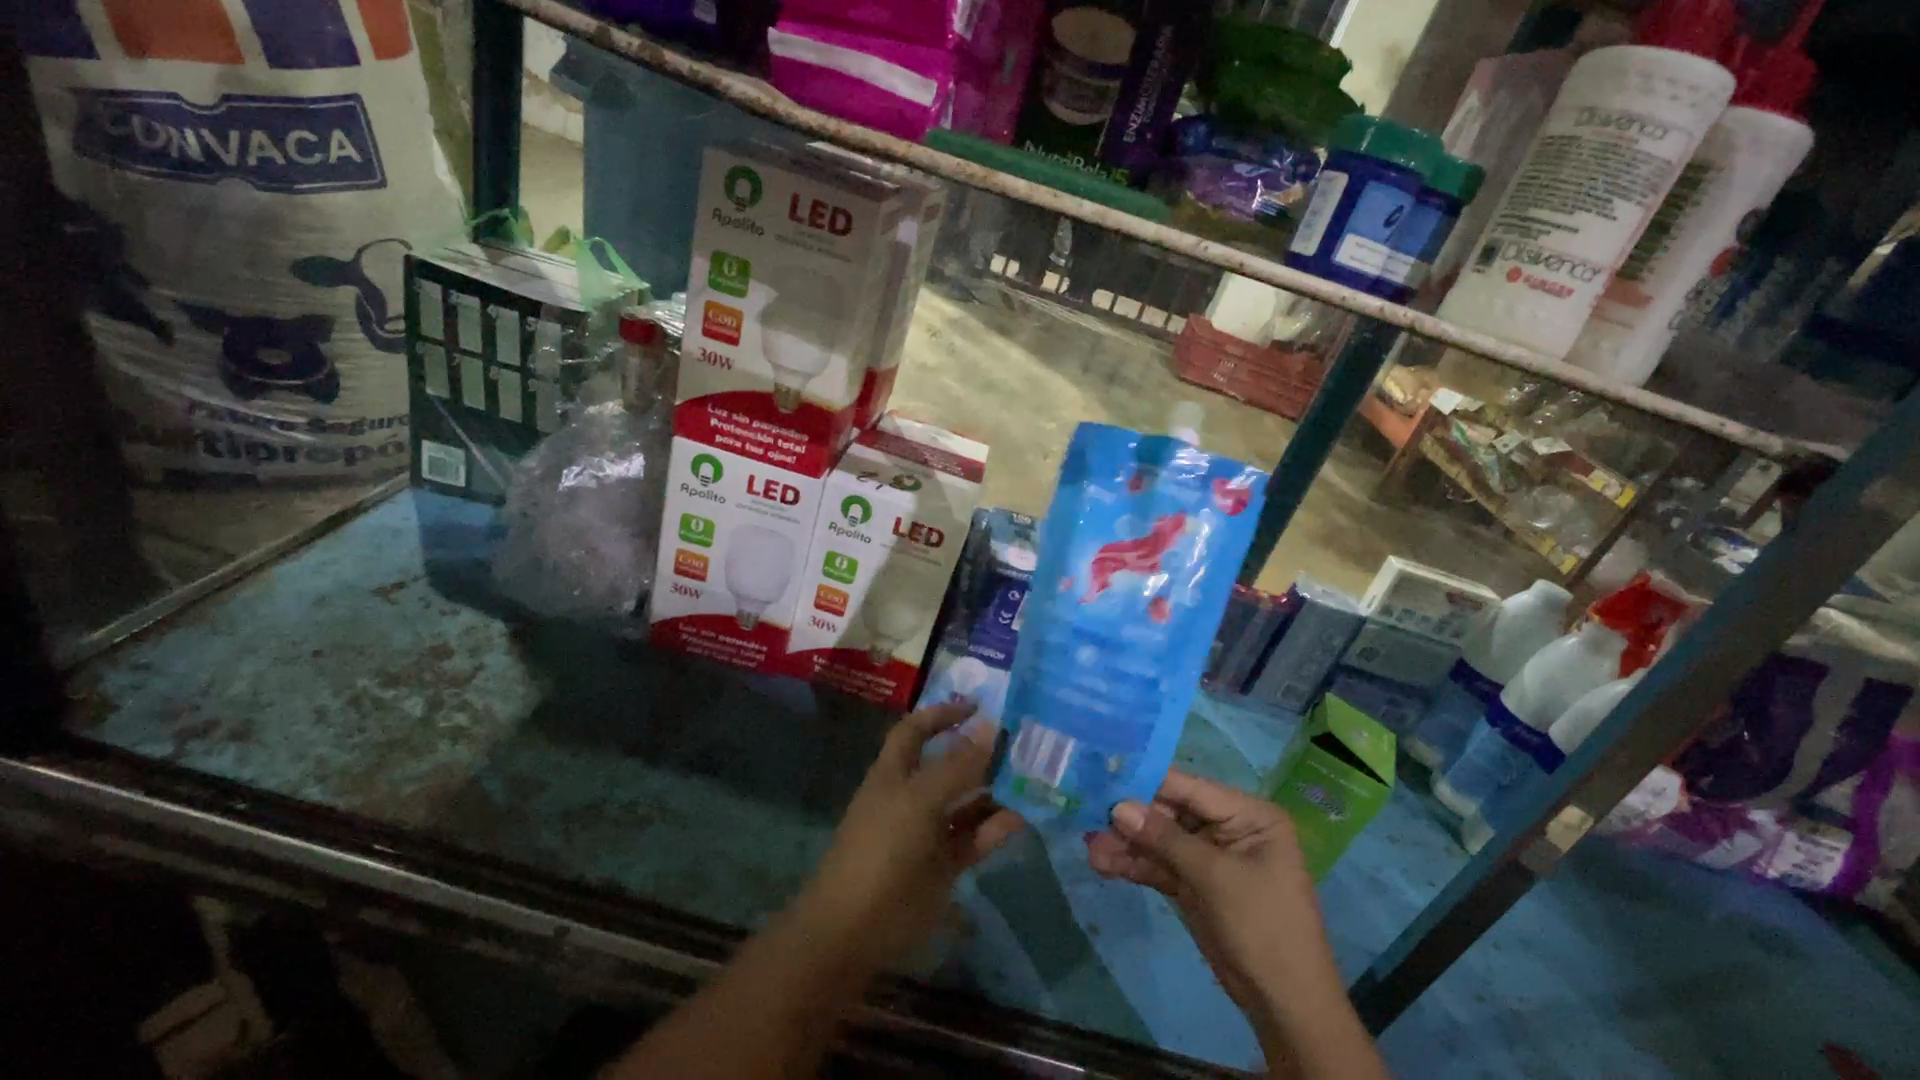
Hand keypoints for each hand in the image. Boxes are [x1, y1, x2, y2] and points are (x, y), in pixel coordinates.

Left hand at [794, 703, 1023, 968]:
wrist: (855, 927)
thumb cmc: (882, 850)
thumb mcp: (919, 800)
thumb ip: (956, 765)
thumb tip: (988, 725)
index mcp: (894, 774)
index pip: (916, 731)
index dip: (942, 715)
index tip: (979, 705)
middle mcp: (911, 797)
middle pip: (948, 766)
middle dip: (980, 753)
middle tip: (1023, 743)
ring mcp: (927, 834)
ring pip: (966, 804)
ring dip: (995, 792)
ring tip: (1033, 779)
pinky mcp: (943, 867)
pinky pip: (974, 840)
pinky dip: (996, 830)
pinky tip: (1022, 819)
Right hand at [1086, 770, 1338, 1027]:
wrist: (1284, 1000)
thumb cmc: (1262, 924)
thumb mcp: (1214, 877)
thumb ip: (1165, 839)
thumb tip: (1118, 807)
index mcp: (1248, 815)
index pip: (1190, 787)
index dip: (1147, 780)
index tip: (1103, 773)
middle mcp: (1228, 828)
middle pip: (1170, 813)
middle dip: (1131, 819)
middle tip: (1088, 820)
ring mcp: (1210, 858)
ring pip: (1160, 841)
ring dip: (1127, 845)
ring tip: (1091, 852)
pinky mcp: (1194, 885)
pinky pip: (1160, 866)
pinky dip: (1135, 866)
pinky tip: (1104, 866)